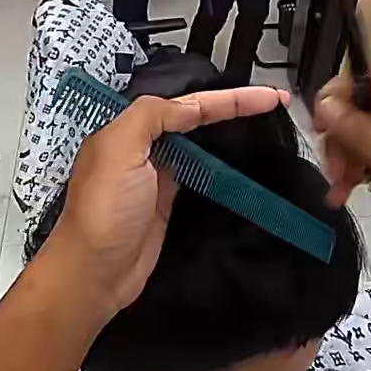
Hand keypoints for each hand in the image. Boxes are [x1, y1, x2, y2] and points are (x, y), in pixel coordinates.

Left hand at [35, 86, 289, 316]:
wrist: (96, 273)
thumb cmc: (105, 212)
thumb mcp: (118, 150)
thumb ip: (150, 116)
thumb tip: (187, 107)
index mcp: (129, 128)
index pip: (189, 104)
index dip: (231, 99)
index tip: (270, 97)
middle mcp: (144, 147)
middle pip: (197, 117)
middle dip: (234, 107)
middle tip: (274, 103)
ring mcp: (158, 175)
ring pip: (201, 143)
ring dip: (230, 131)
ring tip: (267, 123)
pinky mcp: (170, 201)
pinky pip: (201, 172)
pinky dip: (222, 162)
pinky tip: (240, 160)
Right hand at [313, 73, 370, 271]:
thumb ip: (357, 130)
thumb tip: (328, 102)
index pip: (362, 77)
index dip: (334, 102)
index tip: (320, 135)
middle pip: (368, 105)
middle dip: (344, 137)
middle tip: (333, 176)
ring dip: (357, 155)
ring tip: (343, 192)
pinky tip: (365, 188)